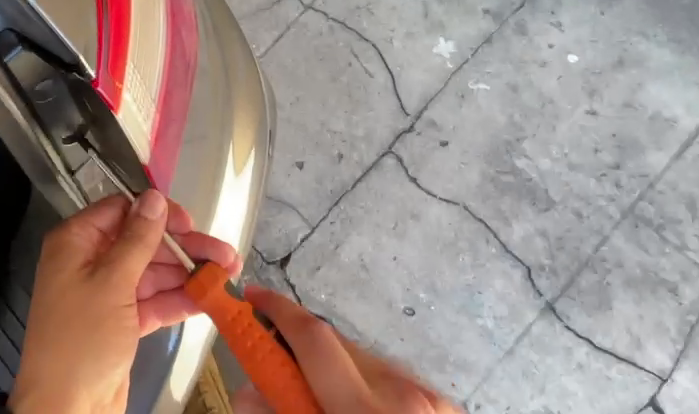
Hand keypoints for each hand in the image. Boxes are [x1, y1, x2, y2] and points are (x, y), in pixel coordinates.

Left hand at [10, 190, 239, 413]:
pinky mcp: (120, 323)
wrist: (66, 410)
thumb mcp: (111, 282)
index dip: (156, 214)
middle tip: (225, 254)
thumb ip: (137, 240)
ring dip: (187, 274)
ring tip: (228, 275)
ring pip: (151, 274)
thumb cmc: (81, 338)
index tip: (191, 223)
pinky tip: (209, 299)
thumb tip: (154, 197)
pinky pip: (152, 302)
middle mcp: (89, 261)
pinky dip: (178, 300)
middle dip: (182, 248)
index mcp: (76, 241)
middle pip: (141, 243)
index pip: (121, 211)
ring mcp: (106, 293)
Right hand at [234, 287, 458, 413]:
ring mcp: (435, 403)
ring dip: (339, 372)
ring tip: (329, 406)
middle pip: (336, 344)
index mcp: (364, 411)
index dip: (277, 309)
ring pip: (367, 363)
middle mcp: (405, 395)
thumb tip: (249, 390)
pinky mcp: (450, 410)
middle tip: (280, 369)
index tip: (251, 296)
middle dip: (302, 347)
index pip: (313, 337)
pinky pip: (396, 383)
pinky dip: (372, 391)